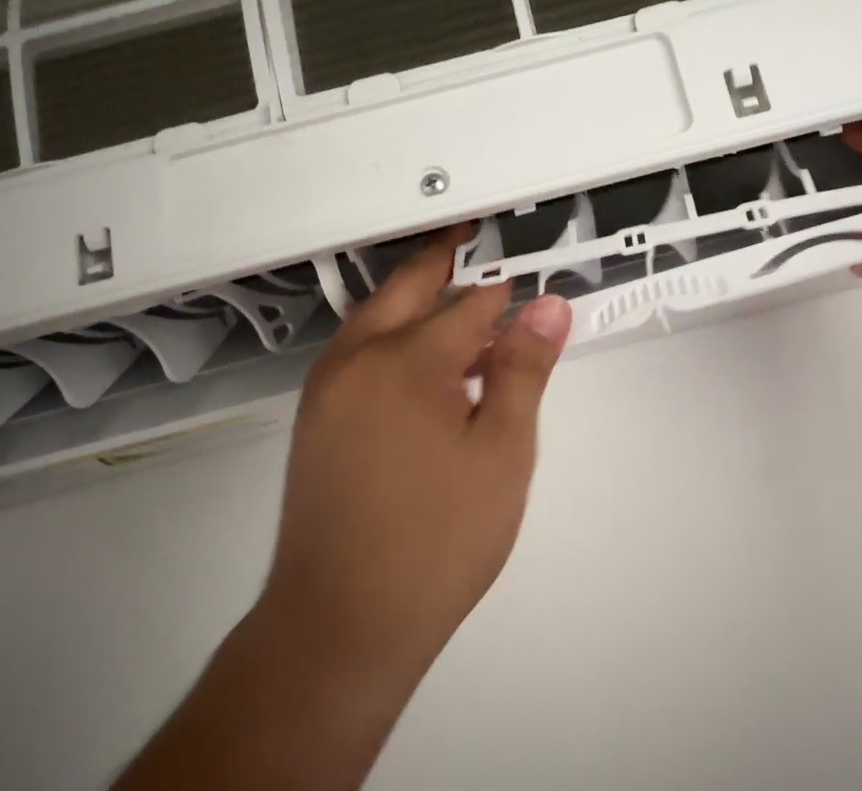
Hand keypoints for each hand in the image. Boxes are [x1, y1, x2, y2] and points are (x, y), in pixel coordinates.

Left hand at [261, 228, 572, 678]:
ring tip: (450, 296)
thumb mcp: (503, 451)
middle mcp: (355, 361)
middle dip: (441, 264)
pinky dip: (388, 337)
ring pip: (371, 320)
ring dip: (410, 299)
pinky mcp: (313, 425)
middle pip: (404, 291)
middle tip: (471, 240)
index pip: (468, 306)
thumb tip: (548, 306)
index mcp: (405, 360)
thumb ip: (523, 371)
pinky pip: (355, 356)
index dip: (505, 294)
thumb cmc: (440, 536)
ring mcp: (325, 393)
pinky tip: (417, 363)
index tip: (532, 285)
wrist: (345, 621)